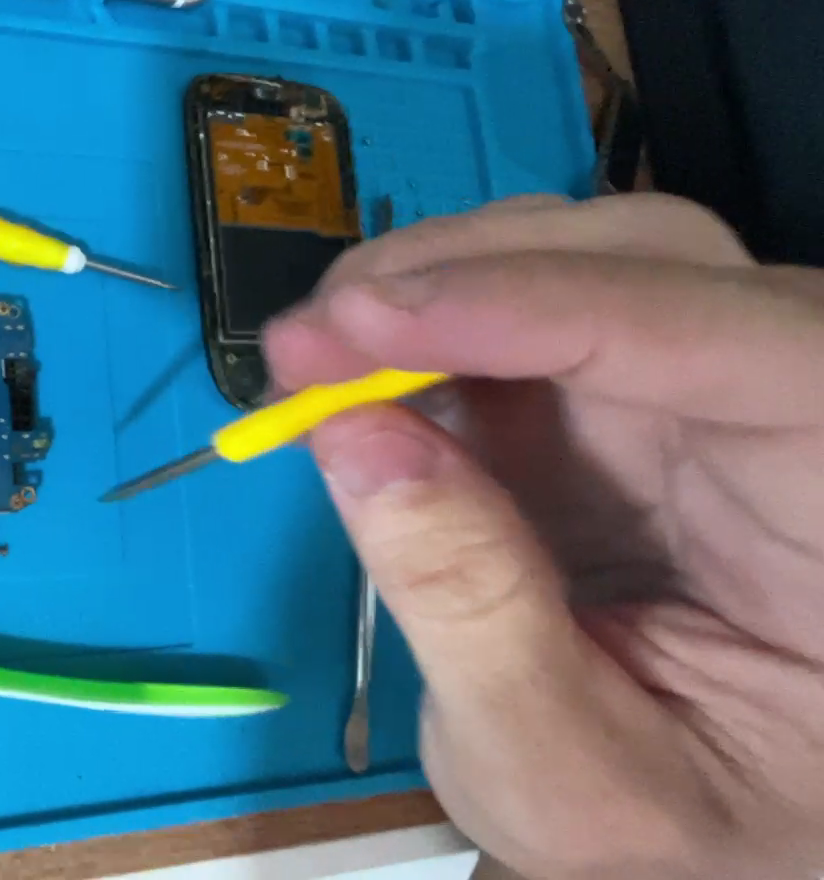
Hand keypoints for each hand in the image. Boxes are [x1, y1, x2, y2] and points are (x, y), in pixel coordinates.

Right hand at [266, 194, 823, 878]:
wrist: (686, 848)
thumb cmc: (670, 841)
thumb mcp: (565, 773)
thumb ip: (466, 610)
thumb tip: (345, 432)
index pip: (738, 348)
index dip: (534, 308)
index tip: (353, 323)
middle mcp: (794, 421)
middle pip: (648, 259)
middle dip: (455, 275)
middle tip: (307, 340)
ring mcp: (684, 400)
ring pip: (563, 258)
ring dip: (415, 285)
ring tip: (305, 357)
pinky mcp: (588, 400)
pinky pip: (494, 313)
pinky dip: (398, 325)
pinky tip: (334, 372)